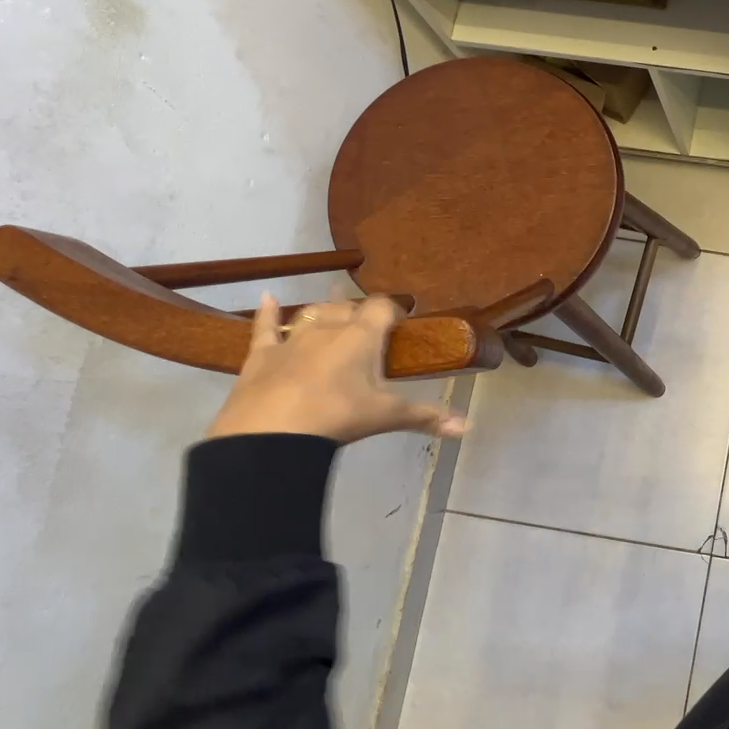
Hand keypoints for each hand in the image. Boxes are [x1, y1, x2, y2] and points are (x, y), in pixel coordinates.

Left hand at [206, 293, 466, 443]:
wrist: (271, 430)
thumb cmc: (338, 415)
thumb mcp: (387, 417)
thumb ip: (426, 418)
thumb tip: (467, 427)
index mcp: (362, 337)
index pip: (382, 308)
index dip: (393, 310)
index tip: (401, 321)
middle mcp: (328, 328)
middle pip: (347, 307)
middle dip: (359, 310)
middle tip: (370, 326)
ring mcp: (292, 340)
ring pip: (312, 313)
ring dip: (324, 310)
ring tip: (334, 310)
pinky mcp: (261, 355)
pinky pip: (265, 327)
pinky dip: (267, 313)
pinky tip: (267, 299)